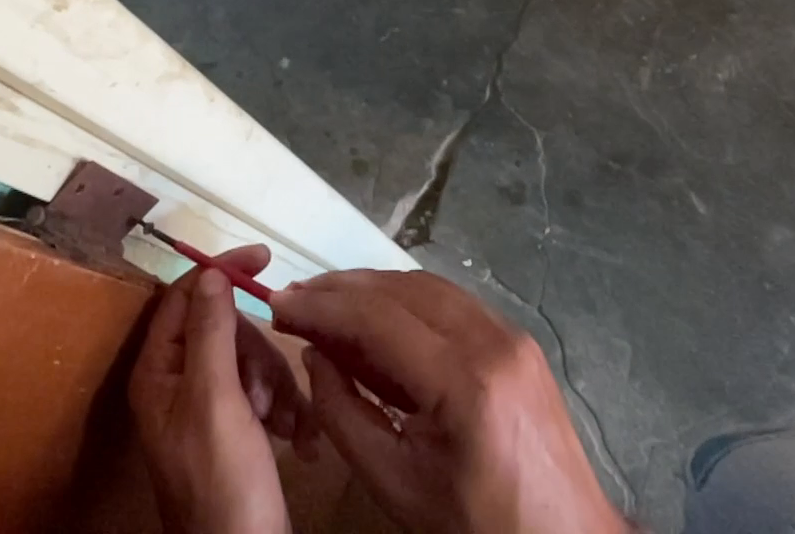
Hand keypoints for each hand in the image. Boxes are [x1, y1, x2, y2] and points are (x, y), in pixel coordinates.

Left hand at [128, 246, 313, 533]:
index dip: (220, 271)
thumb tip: (211, 272)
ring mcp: (205, 406)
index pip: (185, 297)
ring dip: (274, 383)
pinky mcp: (233, 427)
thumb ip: (212, 333)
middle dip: (256, 352)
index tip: (264, 257)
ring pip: (248, 358)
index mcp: (158, 370)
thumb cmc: (224, 482)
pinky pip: (261, 390)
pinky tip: (295, 435)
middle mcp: (177, 381)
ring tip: (283, 422)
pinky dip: (283, 406)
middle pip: (223, 328)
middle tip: (267, 392)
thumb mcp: (216, 402)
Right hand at [272, 270, 629, 533]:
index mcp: (465, 383)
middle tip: (293, 301)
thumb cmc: (475, 525)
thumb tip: (313, 352)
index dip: (319, 307)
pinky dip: (401, 298)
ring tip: (324, 304)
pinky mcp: (517, 338)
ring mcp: (511, 335)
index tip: (276, 304)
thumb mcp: (392, 482)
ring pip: (421, 285)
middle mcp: (492, 342)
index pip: (374, 318)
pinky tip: (373, 314)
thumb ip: (340, 412)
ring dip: (367, 288)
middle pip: (397, 289)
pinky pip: (447, 300)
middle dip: (337, 290)